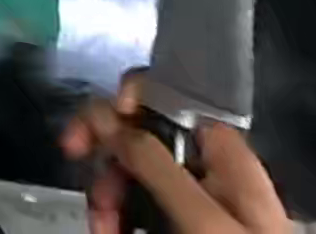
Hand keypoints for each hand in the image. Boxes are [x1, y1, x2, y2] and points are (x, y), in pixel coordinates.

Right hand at [62, 73, 288, 233]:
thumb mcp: (203, 223)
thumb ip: (151, 162)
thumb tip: (102, 114)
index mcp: (221, 151)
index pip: (166, 95)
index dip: (125, 102)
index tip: (99, 131)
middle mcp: (207, 166)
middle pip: (139, 135)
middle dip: (107, 163)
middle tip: (94, 199)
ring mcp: (197, 200)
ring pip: (132, 173)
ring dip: (107, 197)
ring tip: (102, 230)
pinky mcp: (185, 228)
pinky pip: (139, 206)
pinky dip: (118, 218)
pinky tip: (108, 232)